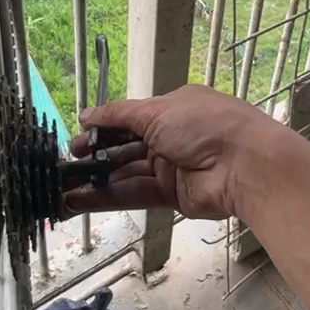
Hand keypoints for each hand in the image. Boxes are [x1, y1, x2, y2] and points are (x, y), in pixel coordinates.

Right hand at [61, 84, 309, 221]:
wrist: (246, 164)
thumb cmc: (204, 124)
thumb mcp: (157, 111)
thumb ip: (118, 115)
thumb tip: (87, 114)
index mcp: (170, 109)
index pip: (128, 118)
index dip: (102, 128)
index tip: (77, 138)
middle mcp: (170, 136)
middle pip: (125, 147)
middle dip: (95, 156)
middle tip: (65, 165)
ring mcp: (171, 167)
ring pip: (126, 173)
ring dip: (95, 180)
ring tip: (63, 188)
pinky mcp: (172, 195)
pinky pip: (134, 194)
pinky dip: (107, 197)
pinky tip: (79, 200)